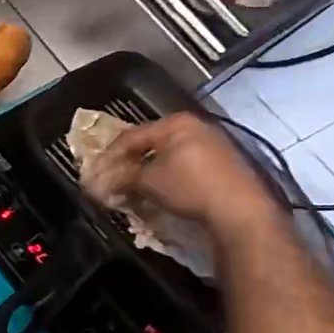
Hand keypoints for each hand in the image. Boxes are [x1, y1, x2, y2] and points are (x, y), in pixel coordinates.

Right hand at [80, 111, 285, 239]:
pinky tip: (160, 192)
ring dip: (147, 172)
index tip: (94, 172)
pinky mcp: (223, 164)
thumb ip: (120, 177)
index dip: (109, 155)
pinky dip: (168, 177)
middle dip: (129, 163)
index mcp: (175, 122)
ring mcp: (212, 144)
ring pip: (168, 156)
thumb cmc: (188, 186)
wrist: (239, 209)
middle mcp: (195, 127)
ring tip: (133, 189)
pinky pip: (185, 166)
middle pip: (150, 144)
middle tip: (112, 179)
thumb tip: (97, 183)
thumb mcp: (147, 181)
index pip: (131, 136)